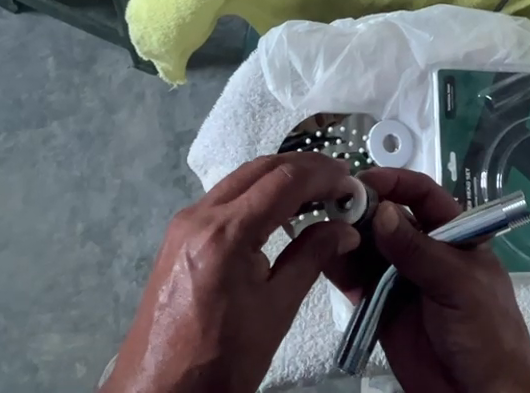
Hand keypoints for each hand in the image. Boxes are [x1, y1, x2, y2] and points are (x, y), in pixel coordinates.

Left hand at [102, 153, 361, 392]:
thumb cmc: (221, 362)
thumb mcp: (276, 311)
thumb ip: (312, 258)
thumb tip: (345, 228)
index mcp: (225, 234)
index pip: (283, 181)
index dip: (321, 173)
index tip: (350, 178)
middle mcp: (200, 215)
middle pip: (260, 168)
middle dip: (303, 167)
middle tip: (339, 178)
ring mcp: (184, 222)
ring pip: (241, 178)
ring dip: (280, 176)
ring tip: (316, 190)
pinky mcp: (179, 234)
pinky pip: (225, 196)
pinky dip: (257, 192)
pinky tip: (279, 209)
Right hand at [326, 168, 529, 392]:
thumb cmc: (487, 334)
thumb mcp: (458, 285)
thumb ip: (418, 251)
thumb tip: (381, 212)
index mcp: (453, 234)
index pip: (423, 194)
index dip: (396, 182)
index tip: (366, 179)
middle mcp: (424, 249)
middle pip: (388, 217)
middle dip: (363, 208)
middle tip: (334, 206)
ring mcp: (401, 277)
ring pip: (367, 246)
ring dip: (347, 236)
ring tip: (323, 231)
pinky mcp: (381, 306)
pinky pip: (356, 280)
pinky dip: (338, 267)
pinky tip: (323, 257)